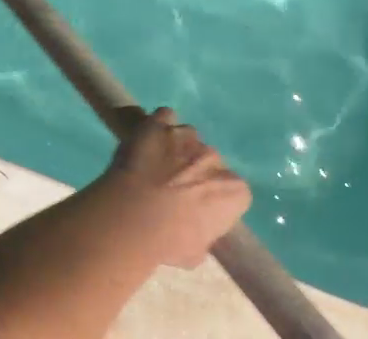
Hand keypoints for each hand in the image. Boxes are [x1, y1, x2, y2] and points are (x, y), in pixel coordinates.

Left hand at [101, 106, 251, 269]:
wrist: (133, 214)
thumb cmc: (169, 241)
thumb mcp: (197, 251)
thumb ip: (203, 233)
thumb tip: (195, 229)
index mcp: (233, 191)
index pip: (232, 190)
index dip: (215, 197)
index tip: (198, 205)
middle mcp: (214, 159)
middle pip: (209, 161)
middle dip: (195, 170)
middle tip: (172, 184)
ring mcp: (185, 137)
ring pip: (186, 136)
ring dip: (176, 146)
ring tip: (156, 160)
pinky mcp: (158, 123)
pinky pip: (164, 116)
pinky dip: (158, 124)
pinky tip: (148, 135)